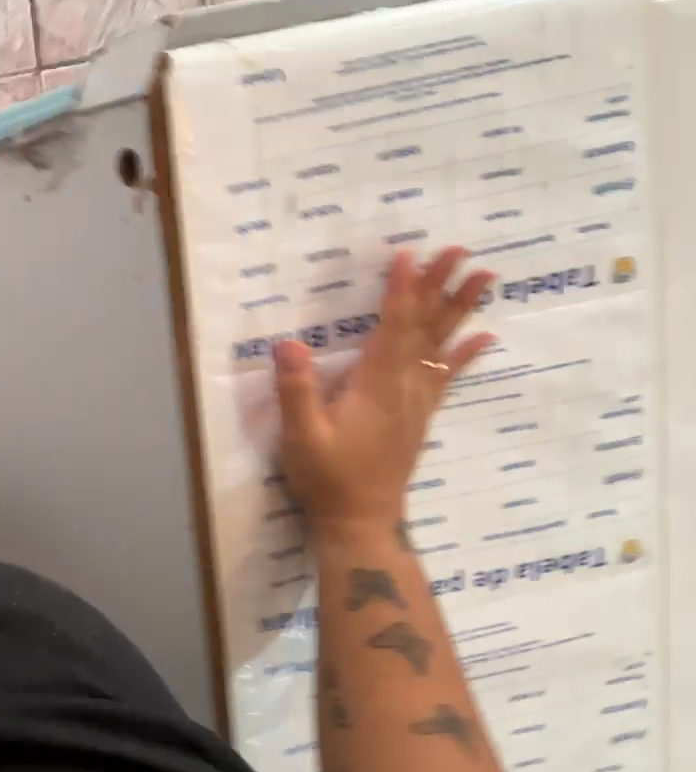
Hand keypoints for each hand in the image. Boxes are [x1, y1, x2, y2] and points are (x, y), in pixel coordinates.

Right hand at [273, 247, 494, 540]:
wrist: (359, 519)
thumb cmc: (325, 476)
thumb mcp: (300, 434)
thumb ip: (296, 389)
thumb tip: (288, 342)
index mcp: (375, 387)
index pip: (392, 328)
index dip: (400, 292)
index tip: (408, 256)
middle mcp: (404, 388)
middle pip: (425, 330)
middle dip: (440, 289)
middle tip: (459, 252)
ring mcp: (415, 402)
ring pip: (440, 346)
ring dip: (459, 310)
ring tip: (483, 277)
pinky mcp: (416, 415)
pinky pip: (445, 376)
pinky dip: (462, 354)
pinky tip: (481, 338)